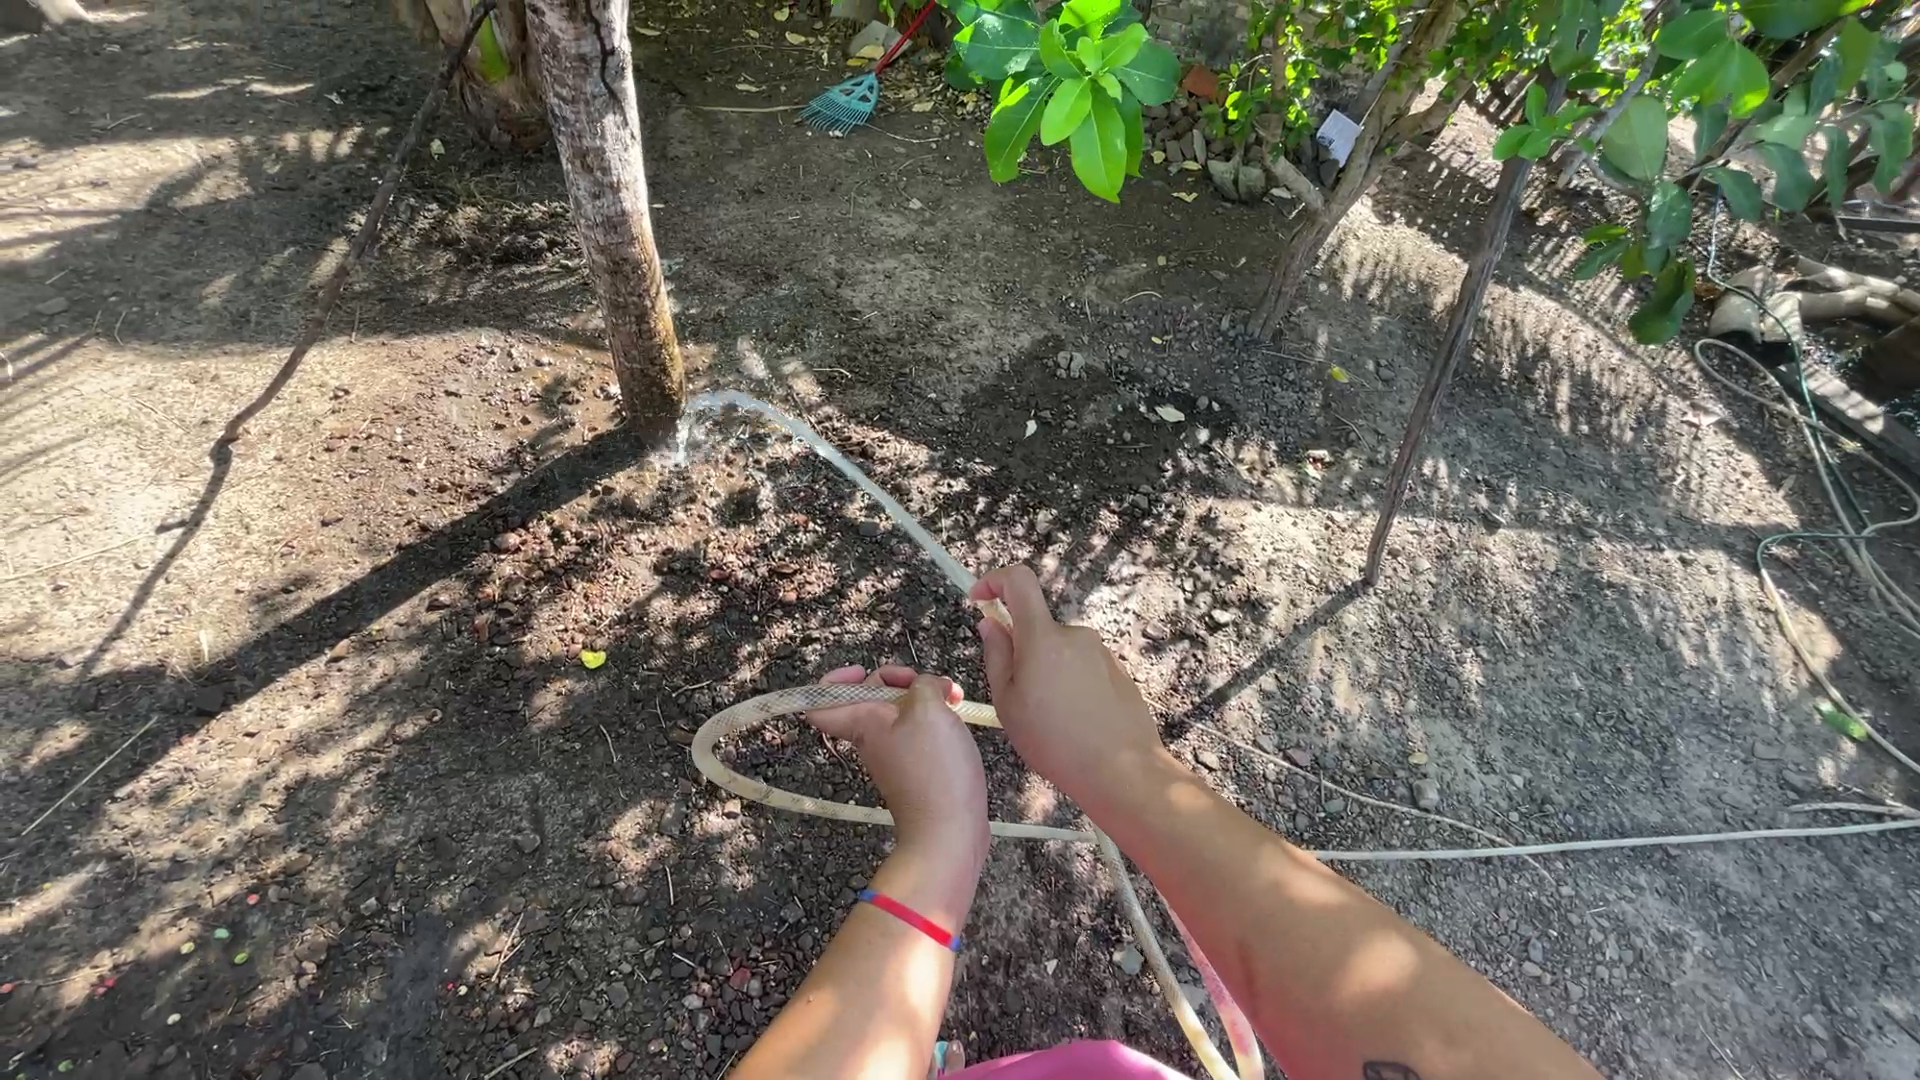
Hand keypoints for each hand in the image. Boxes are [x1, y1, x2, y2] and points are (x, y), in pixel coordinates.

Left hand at [806, 665, 989, 864]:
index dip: (835, 681)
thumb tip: (928, 686)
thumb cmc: (934, 770)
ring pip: (899, 711)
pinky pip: (918, 730)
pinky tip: (957, 717)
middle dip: (900, 680)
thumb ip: (924, 685)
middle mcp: (871, 737)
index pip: (820, 702)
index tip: (863, 672)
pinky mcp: (916, 766)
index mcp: (862, 721)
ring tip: (952, 698)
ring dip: (924, 698)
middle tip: (926, 684)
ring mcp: (894, 753)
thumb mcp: (929, 709)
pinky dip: (935, 718)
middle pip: (870, 696)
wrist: (949, 832)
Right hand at [970, 565, 1171, 812]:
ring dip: (1049, 674)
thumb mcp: (1008, 704)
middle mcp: (1075, 634)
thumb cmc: (1055, 741)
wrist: (1123, 771)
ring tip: (1052, 721)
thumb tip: (991, 624)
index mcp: (1043, 637)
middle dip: (1024, 654)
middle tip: (1022, 701)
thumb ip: (997, 656)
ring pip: (1060, 653)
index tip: (979, 600)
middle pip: (1038, 629)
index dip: (995, 581)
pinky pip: (1083, 668)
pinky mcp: (1118, 670)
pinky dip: (1072, 686)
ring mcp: (1101, 652)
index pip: (1019, 580)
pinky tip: (1077, 723)